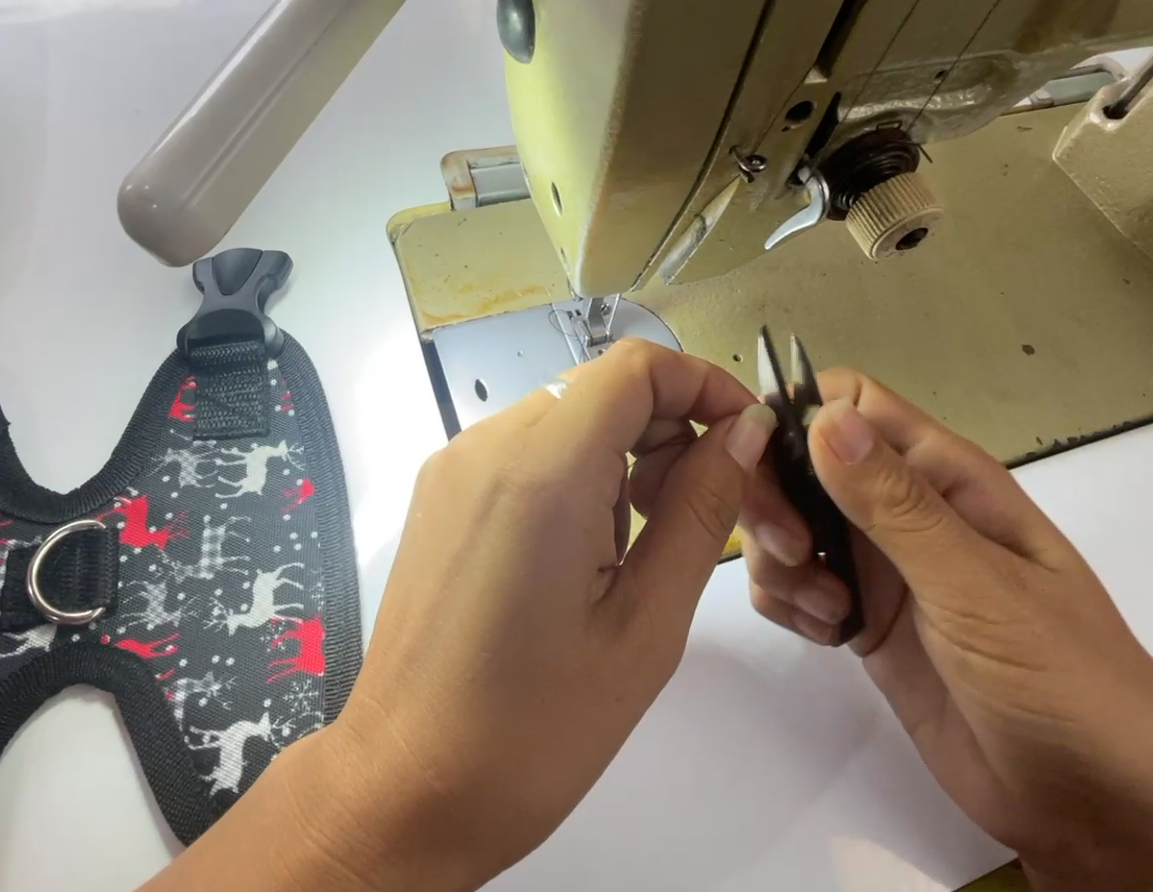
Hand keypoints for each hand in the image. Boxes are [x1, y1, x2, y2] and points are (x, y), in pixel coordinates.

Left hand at [150, 340, 776, 891]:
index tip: (746, 439)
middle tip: (706, 508)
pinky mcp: (439, 493)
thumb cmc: (538, 727)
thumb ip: (701, 509)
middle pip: (600, 388)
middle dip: (670, 428)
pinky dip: (576, 470)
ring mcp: (453, 465)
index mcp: (540, 467)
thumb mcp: (646, 624)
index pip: (635, 366)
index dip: (703, 385)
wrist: (406, 786)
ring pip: (565, 416)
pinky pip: (525, 449)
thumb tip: (745, 430)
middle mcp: (486, 444)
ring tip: (644, 543)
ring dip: (624, 453)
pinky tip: (586, 549)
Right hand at [740, 369, 1152, 891]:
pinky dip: (788, 599)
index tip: (761, 459)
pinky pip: (793, 583)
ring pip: (788, 524)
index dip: (799, 413)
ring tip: (822, 605)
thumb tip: (823, 418)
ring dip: (780, 557)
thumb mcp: (978, 588)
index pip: (855, 404)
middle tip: (790, 550)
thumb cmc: (1061, 682)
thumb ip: (896, 505)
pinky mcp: (859, 617)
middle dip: (776, 497)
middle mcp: (903, 510)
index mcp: (944, 478)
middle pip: (802, 463)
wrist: (1089, 808)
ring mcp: (878, 565)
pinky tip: (823, 632)